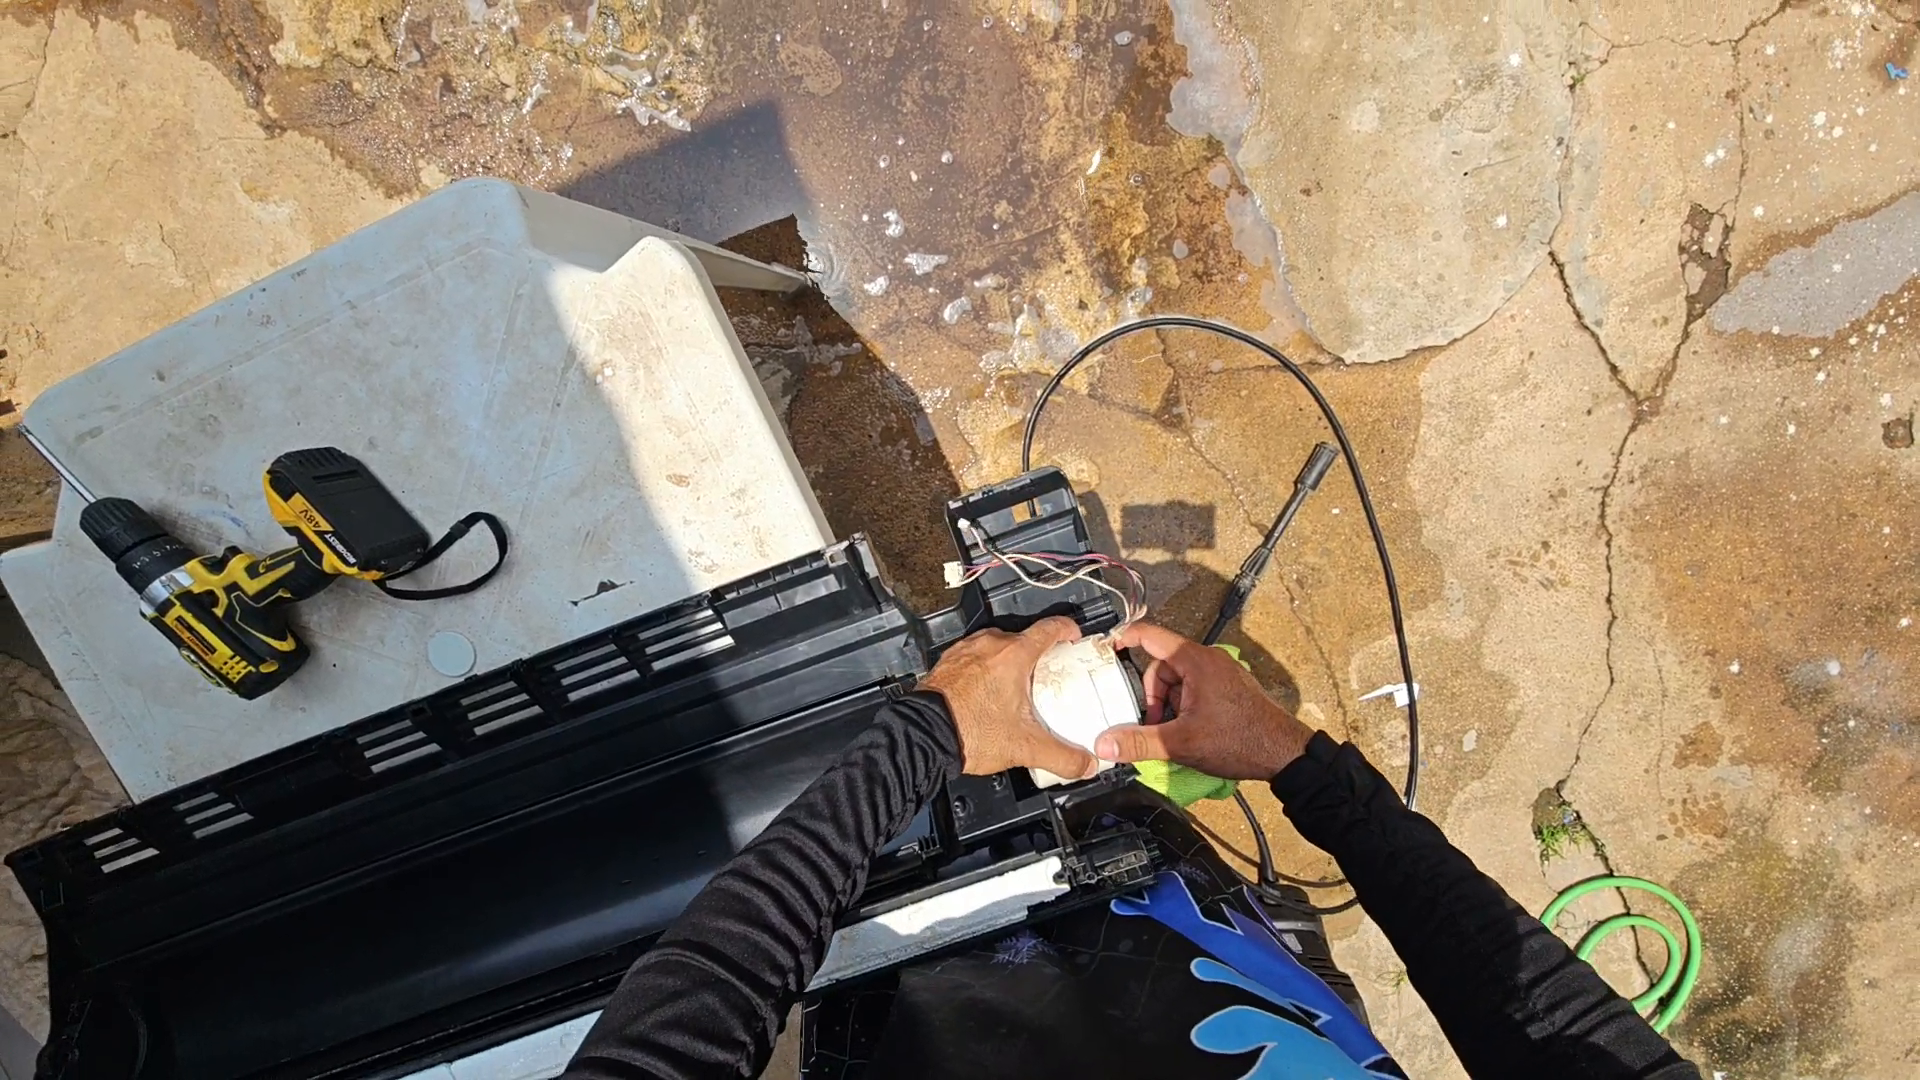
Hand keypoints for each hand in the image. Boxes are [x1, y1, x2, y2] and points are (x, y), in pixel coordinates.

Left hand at [919, 616, 1098, 779]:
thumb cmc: (968, 731)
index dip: (1066, 630)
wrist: (924, 736)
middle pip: (1024, 639)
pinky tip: (988, 692)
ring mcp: (967, 651)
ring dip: (1010, 661)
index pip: (1049, 628)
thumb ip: (1063, 756)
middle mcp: (990, 645)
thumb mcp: (1026, 747)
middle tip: (1048, 676)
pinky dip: (986, 668)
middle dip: (1039, 655)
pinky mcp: (950, 662)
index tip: (1073, 637)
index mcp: (1014, 655)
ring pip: (998, 647)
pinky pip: (976, 657)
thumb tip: (1085, 763)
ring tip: (1017, 687)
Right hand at [1092, 622, 1314, 780]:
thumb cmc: (1240, 741)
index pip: (1149, 635)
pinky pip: (1193, 688)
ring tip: (1175, 732)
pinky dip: (1183, 706)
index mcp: (1195, 660)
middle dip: (1152, 697)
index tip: (1104, 649)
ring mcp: (1220, 672)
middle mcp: (1208, 658)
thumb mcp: (1181, 743)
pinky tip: (1189, 730)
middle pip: (1161, 666)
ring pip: (1176, 681)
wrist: (1287, 755)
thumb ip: (1139, 742)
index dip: (1123, 638)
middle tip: (1154, 724)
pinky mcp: (1228, 687)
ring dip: (1168, 705)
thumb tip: (1103, 745)